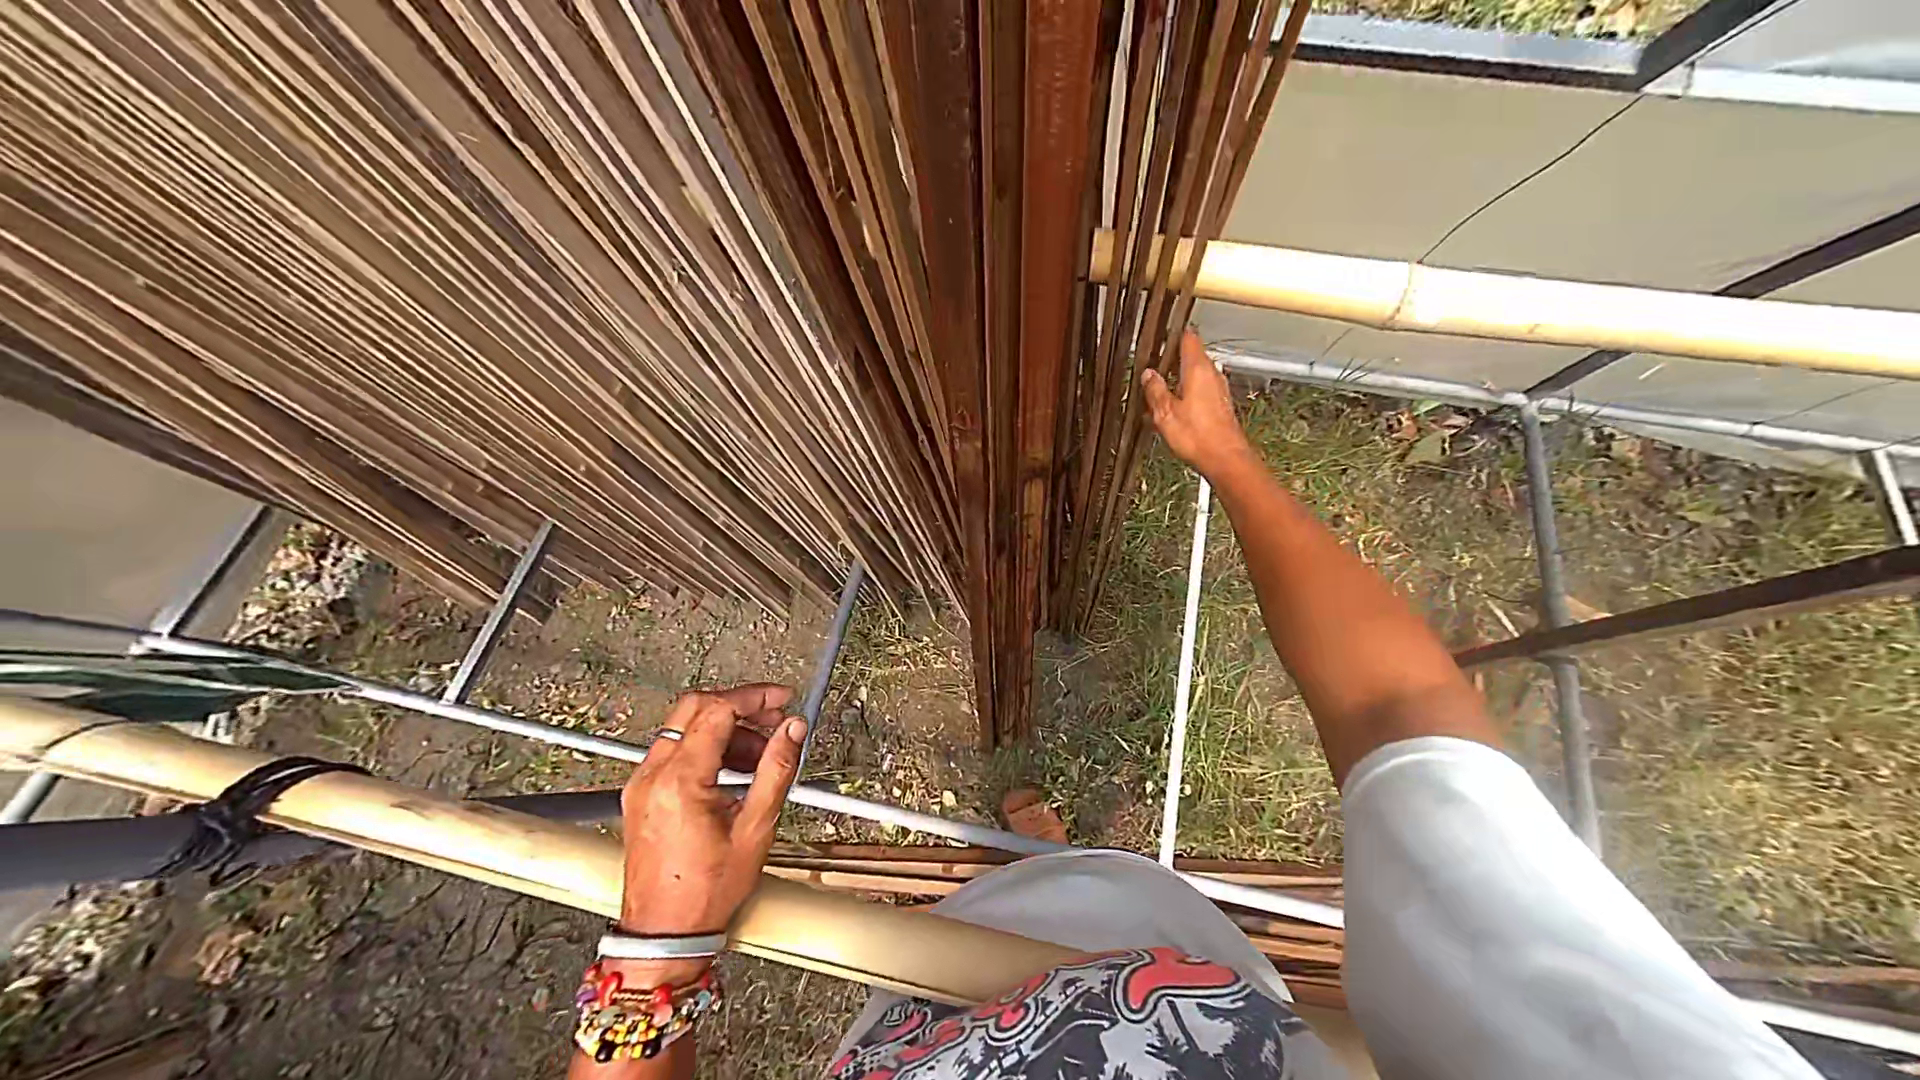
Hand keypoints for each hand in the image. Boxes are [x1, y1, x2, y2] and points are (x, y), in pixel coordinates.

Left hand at [615, 685, 804, 976]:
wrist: (664, 931)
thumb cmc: (704, 892)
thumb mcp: (755, 828)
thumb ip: (776, 769)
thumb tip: (792, 730)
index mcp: (680, 781)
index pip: (718, 710)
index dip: (755, 697)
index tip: (780, 699)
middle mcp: (652, 775)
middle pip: (695, 707)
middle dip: (739, 706)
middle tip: (772, 718)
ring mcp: (642, 783)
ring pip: (684, 726)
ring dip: (725, 728)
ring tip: (759, 753)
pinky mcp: (640, 793)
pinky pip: (674, 749)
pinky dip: (706, 746)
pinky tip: (734, 768)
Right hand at [1141, 329, 1256, 480]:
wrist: (1224, 458)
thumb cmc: (1198, 437)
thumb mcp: (1165, 413)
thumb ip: (1155, 390)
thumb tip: (1148, 375)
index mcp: (1197, 370)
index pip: (1188, 338)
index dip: (1174, 334)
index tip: (1162, 334)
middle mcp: (1211, 375)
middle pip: (1192, 356)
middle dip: (1172, 359)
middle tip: (1154, 365)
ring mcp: (1218, 389)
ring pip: (1196, 374)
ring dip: (1179, 378)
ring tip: (1160, 389)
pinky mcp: (1220, 404)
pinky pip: (1201, 391)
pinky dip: (1187, 393)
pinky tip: (1175, 408)